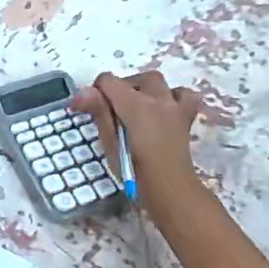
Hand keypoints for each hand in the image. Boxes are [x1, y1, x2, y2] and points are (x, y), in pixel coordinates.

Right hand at [71, 71, 202, 206]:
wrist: (168, 188)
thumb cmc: (134, 170)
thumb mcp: (109, 142)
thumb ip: (99, 112)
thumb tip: (83, 91)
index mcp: (135, 104)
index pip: (108, 81)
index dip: (94, 92)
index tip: (87, 108)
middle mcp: (157, 98)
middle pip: (134, 79)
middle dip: (120, 87)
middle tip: (110, 108)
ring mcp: (174, 106)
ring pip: (159, 83)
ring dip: (145, 89)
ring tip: (137, 106)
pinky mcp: (185, 117)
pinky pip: (184, 95)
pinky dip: (173, 96)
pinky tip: (164, 108)